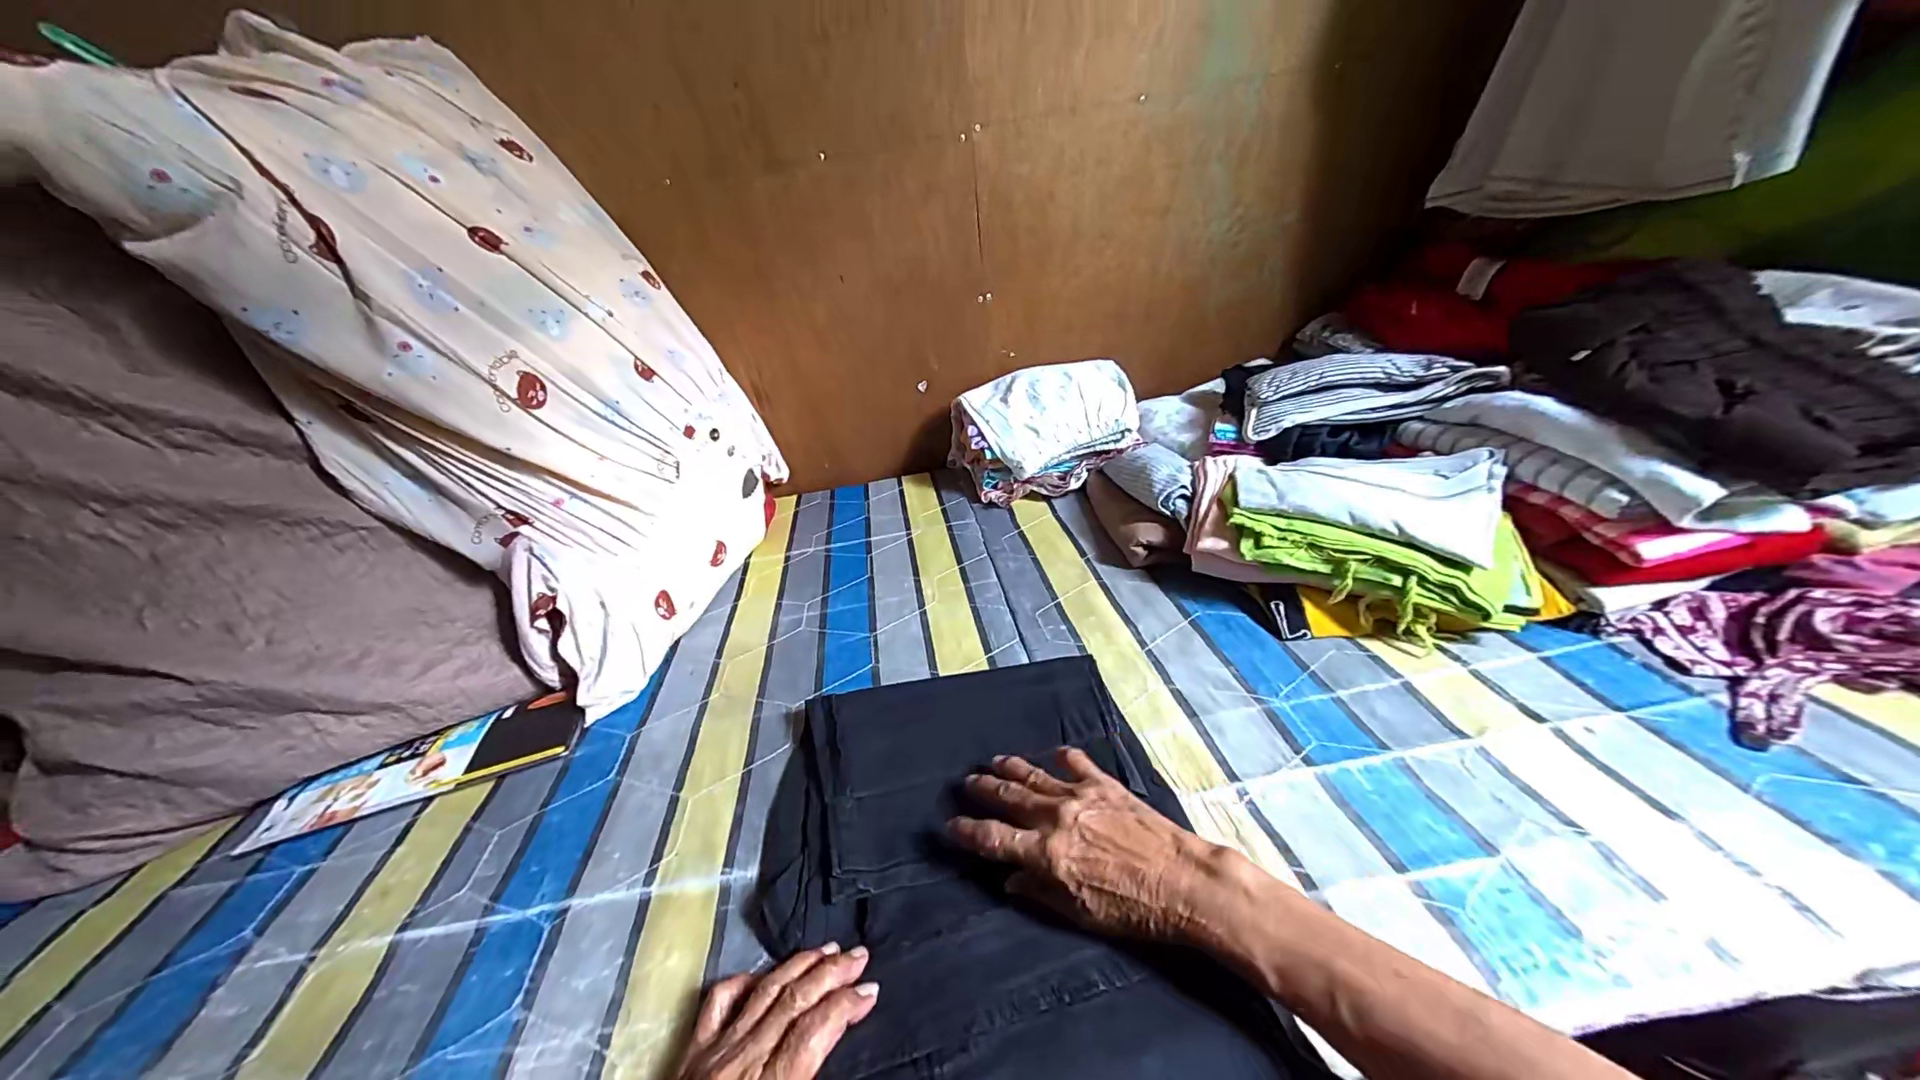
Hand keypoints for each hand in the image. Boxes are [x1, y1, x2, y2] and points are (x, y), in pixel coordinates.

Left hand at [674, 943, 878, 1079]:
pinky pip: (720, 1001)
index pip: (813, 1031)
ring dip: (800, 965)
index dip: (845, 1005)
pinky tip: (764, 973)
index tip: (870, 991)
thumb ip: (807, 1076)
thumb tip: (833, 1040)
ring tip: (828, 950)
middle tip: (858, 955)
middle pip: (793, 1001)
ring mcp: (714, 1052)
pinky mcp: (692, 1051)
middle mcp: (741, 1062)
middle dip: (831, 973)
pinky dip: (745, 980)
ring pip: (764, 991)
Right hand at [945, 747, 1226, 942]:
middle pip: (1008, 798)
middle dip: (983, 790)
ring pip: (1034, 775)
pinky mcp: (1104, 784)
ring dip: (1010, 767)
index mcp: (1046, 853)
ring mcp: (1080, 795)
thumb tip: (1010, 879)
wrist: (1183, 880)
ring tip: (993, 761)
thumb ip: (1040, 892)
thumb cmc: (1133, 909)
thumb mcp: (1080, 913)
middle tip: (967, 782)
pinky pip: (1075, 762)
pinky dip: (1061, 757)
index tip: (950, 826)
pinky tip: (1054, 753)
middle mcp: (1056, 818)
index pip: (993, 839)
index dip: (968, 832)